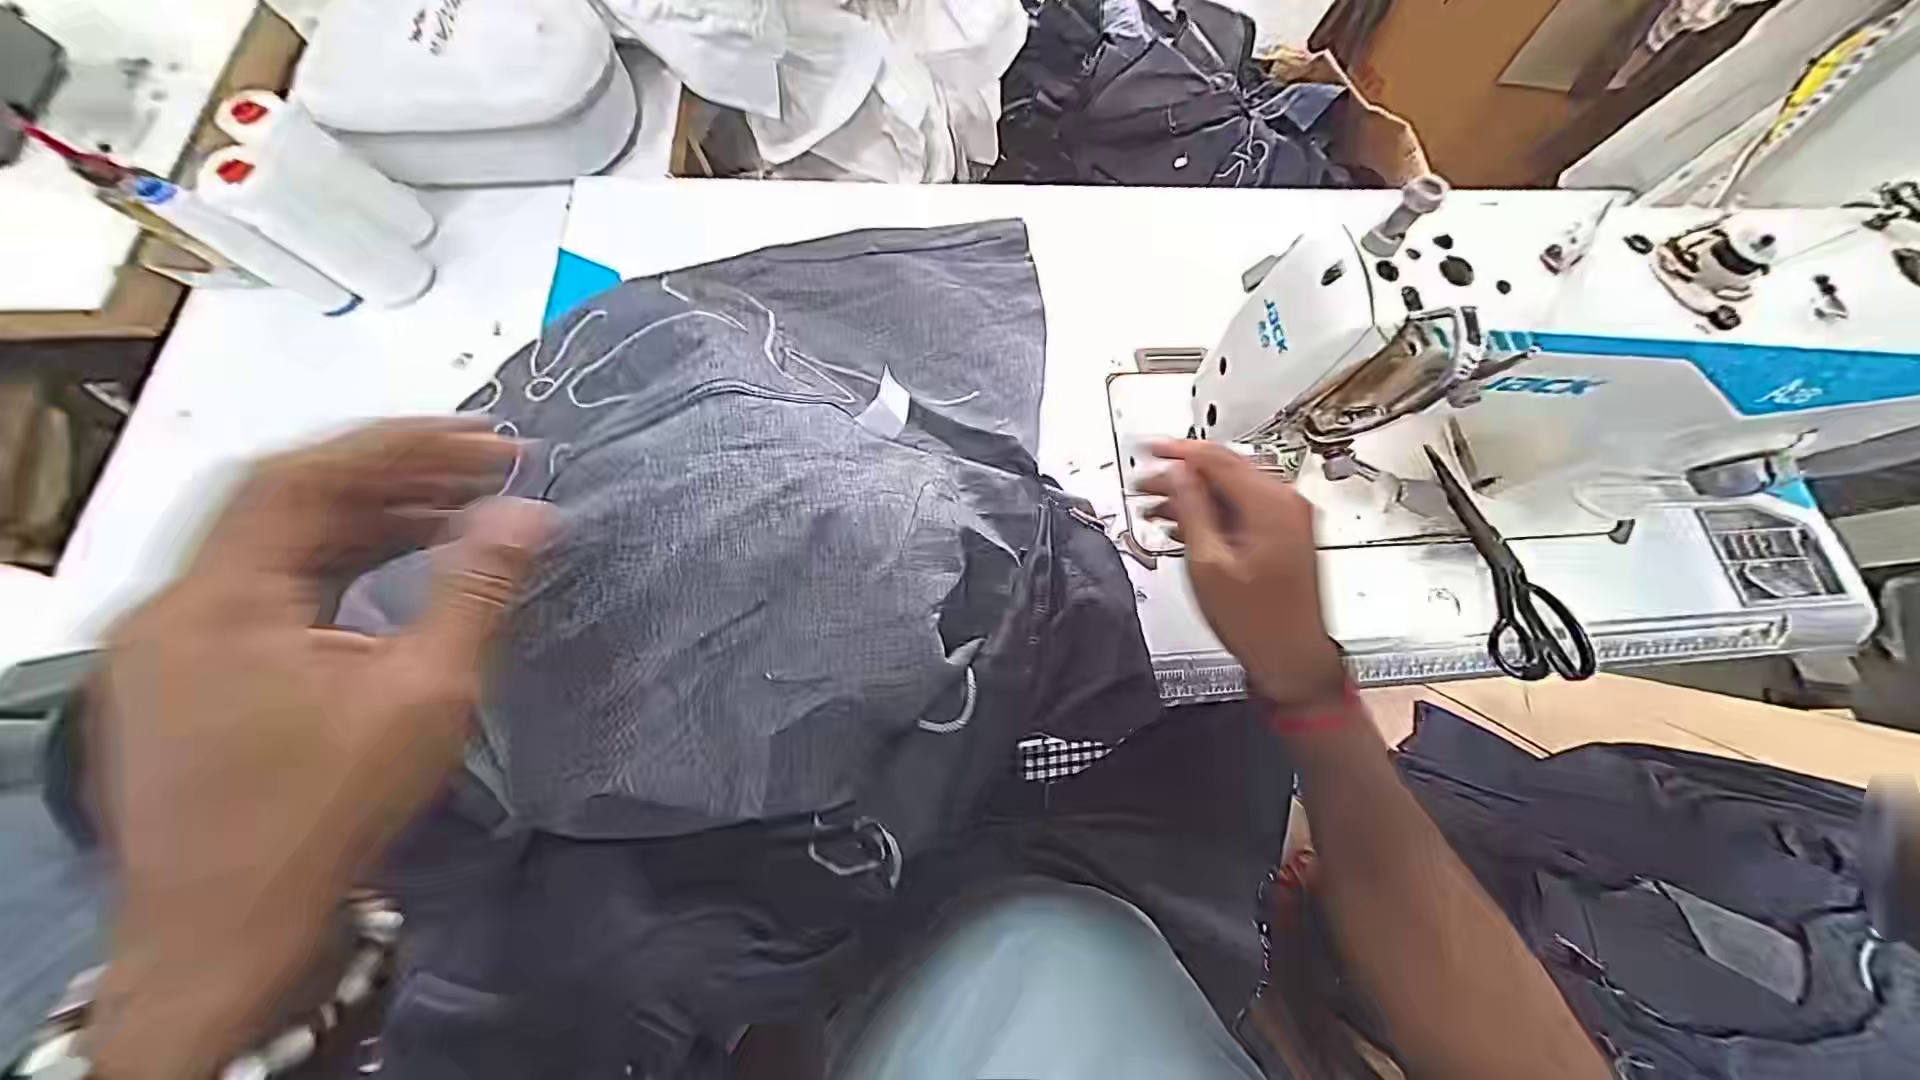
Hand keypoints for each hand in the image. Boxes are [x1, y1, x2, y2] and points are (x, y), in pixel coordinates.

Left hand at [87, 420, 553, 1079]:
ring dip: (382, 511)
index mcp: (218, 600)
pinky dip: (358, 553)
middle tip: (490, 465)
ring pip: (289, 538)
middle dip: (399, 471)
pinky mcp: (210, 662)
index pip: (302, 477)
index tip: (483, 437)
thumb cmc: (333, 803)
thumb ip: (480, 589)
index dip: (397, 443)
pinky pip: (289, 578)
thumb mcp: (427, 689)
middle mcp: (184, 601)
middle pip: (292, 499)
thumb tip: (531, 514)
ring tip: (468, 503)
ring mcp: (189, 634)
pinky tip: (416, 556)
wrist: (237, 925)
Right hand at [1141, 440, 1346, 708]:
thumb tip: (1175, 474)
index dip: (1177, 451)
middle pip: (1224, 470)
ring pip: (1228, 489)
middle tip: (1144, 482)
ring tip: (1154, 505)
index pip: (1217, 458)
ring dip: (1191, 494)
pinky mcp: (1280, 533)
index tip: (1149, 449)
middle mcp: (1284, 503)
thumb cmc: (1256, 620)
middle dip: (1180, 475)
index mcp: (1271, 504)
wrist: (1289, 655)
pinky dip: (1208, 511)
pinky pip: (1238, 508)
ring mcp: (1285, 518)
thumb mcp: (1208, 562)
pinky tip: (1182, 523)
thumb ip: (1190, 509)